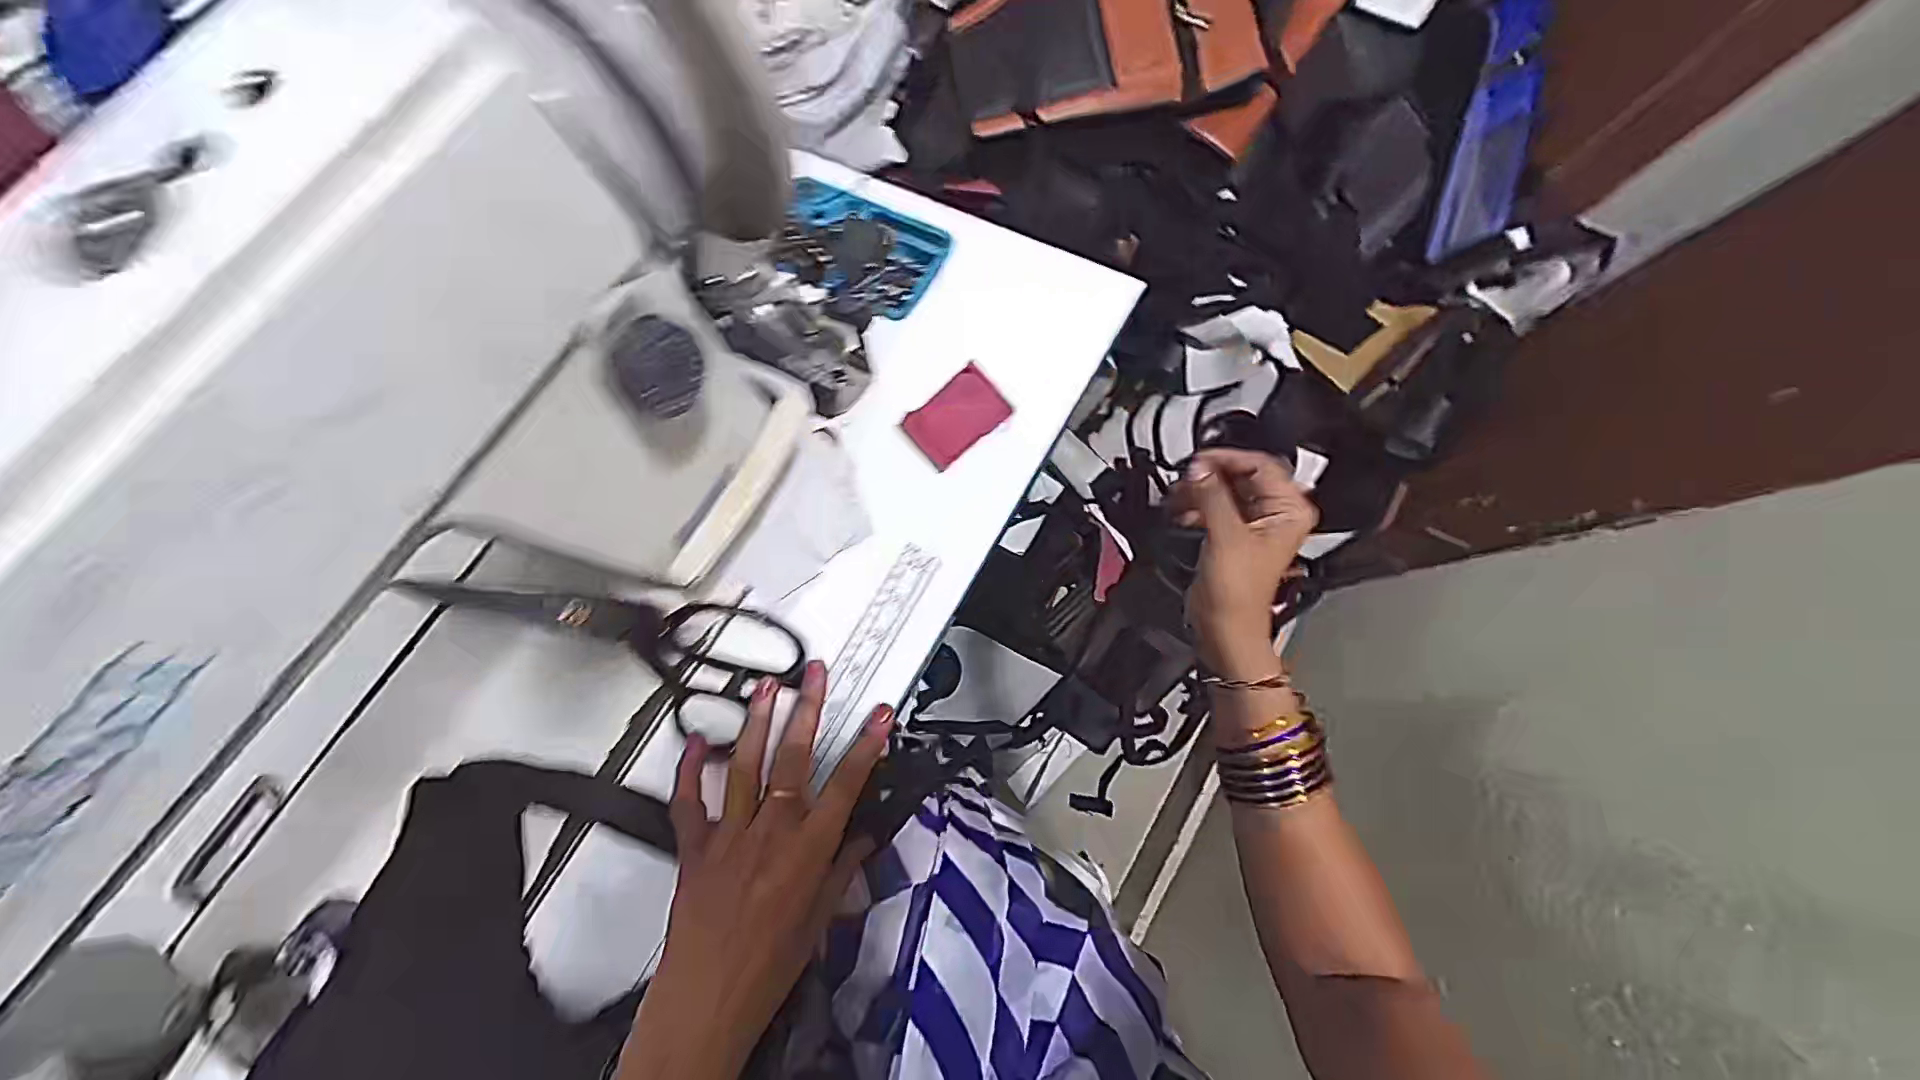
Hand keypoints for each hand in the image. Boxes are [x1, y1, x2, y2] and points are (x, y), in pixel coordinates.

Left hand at [616, 660, 891, 1079]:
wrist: (706, 1003)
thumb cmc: (765, 969)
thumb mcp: (820, 920)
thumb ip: (843, 870)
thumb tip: (861, 841)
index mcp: (807, 853)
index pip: (846, 786)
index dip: (866, 746)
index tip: (878, 717)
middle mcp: (769, 835)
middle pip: (794, 760)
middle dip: (808, 710)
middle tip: (814, 676)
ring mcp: (730, 836)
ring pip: (745, 766)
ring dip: (757, 722)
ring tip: (766, 688)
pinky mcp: (695, 847)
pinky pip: (690, 801)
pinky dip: (691, 769)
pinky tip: (698, 742)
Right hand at [1168, 448, 1317, 676]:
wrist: (1225, 626)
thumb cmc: (1239, 594)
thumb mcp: (1225, 535)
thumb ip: (1211, 496)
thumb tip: (1199, 469)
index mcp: (1289, 510)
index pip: (1261, 464)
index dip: (1228, 459)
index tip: (1200, 460)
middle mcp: (1275, 515)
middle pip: (1241, 476)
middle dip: (1210, 475)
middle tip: (1186, 476)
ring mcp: (1252, 526)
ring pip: (1225, 491)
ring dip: (1200, 490)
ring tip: (1180, 494)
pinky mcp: (1231, 535)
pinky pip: (1214, 507)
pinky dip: (1197, 505)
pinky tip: (1183, 510)